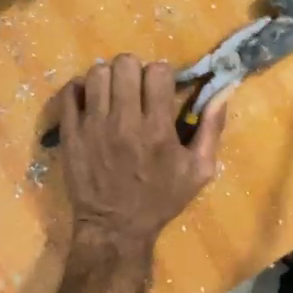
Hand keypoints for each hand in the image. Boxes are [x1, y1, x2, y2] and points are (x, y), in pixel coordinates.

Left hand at [52, 55, 227, 259]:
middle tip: (134, 88)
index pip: (157, 71)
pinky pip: (70, 92)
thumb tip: (222, 92)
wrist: (115, 229)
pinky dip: (80, 89)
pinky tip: (90, 100)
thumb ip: (212, 128)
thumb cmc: (161, 200)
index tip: (159, 88)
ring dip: (108, 78)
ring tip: (112, 94)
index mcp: (157, 129)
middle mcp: (124, 122)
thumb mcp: (199, 171)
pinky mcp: (70, 133)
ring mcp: (93, 126)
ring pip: (97, 73)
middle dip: (134, 70)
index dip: (161, 74)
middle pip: (125, 64)